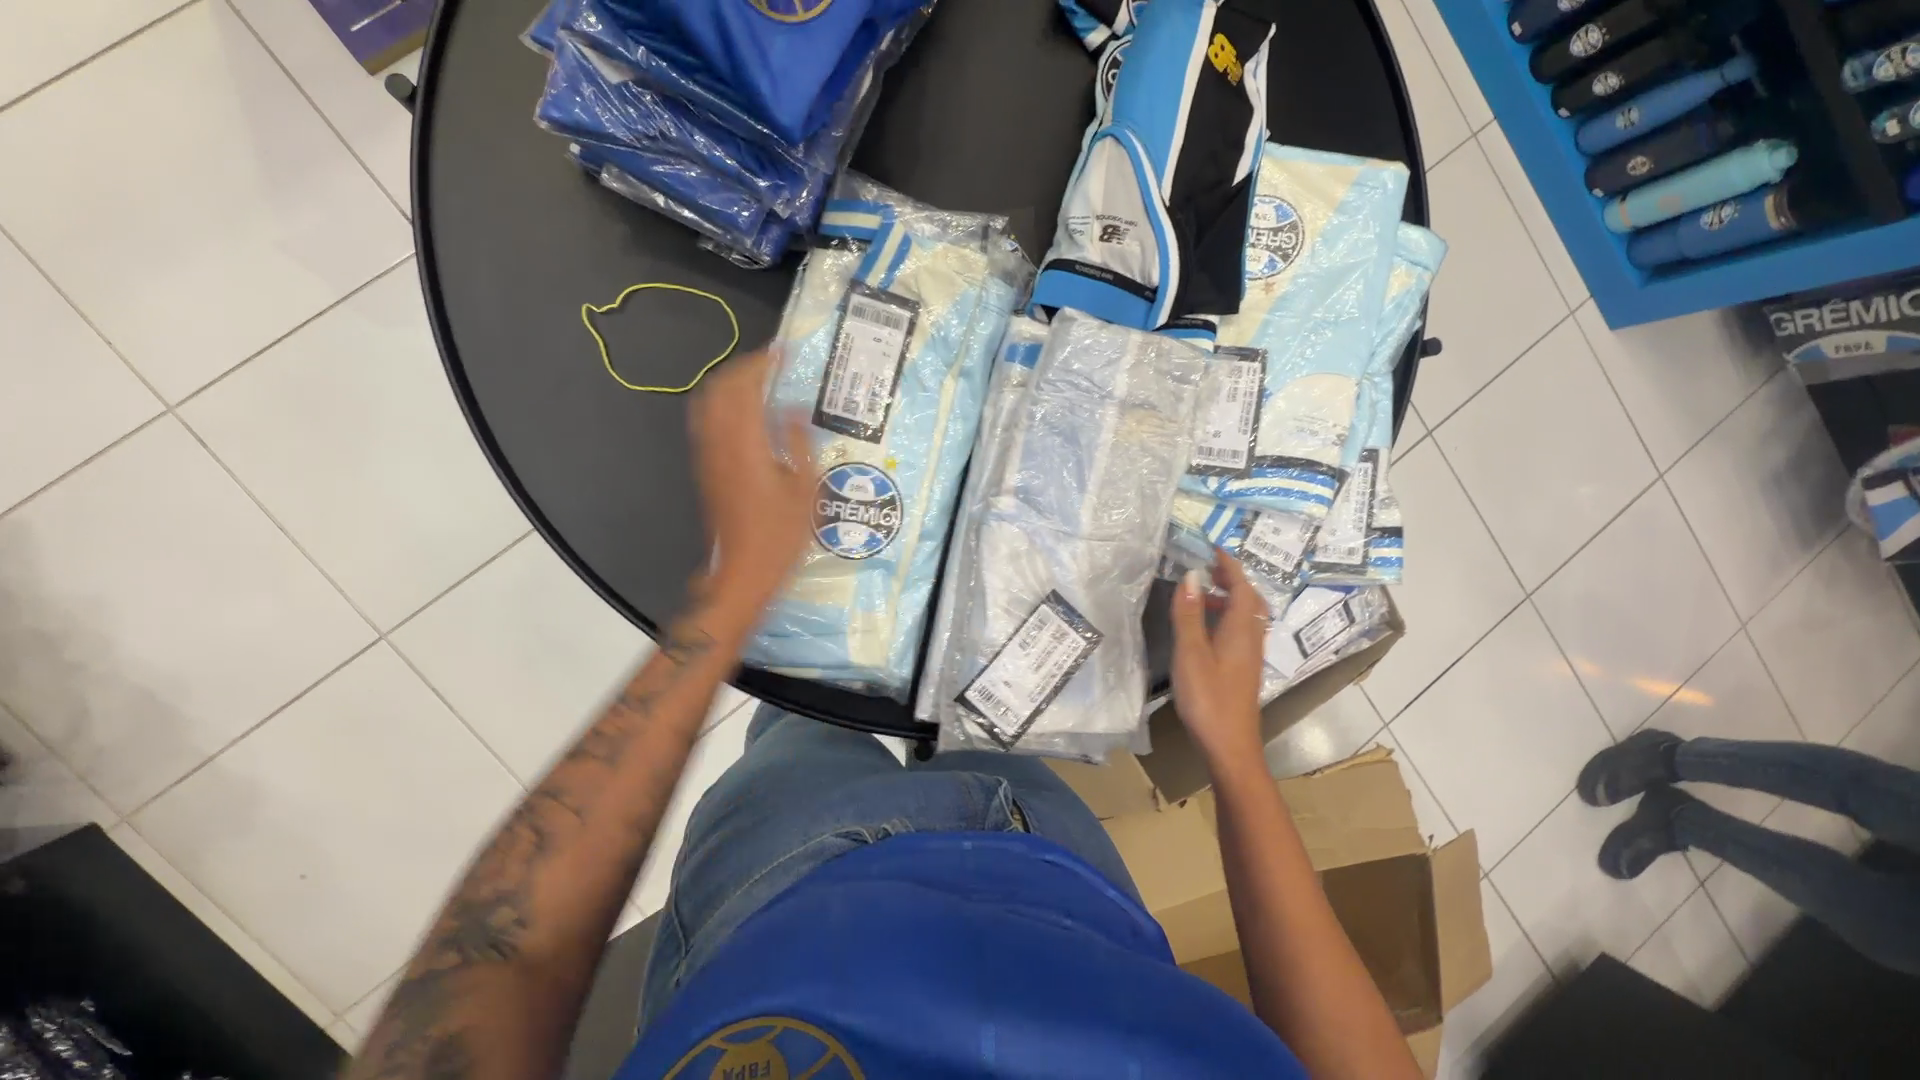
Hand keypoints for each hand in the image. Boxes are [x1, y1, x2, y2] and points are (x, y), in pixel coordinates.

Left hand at [688, 347, 813, 611]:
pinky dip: (721, 406)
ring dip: (729, 385)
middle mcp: (719, 443)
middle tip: (770, 364)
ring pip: (707, 403)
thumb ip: (798, 442)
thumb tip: (792, 409)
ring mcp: (707, 456)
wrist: (742, 572)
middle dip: (743, 368)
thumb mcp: (805, 489)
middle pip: (719, 388)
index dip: (762, 363)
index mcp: (746, 444)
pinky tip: (744, 415)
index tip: (782, 352)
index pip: (745, 386)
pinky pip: (705, 423)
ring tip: (757, 383)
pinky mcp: (705, 470)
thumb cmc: (780, 536)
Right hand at [1170, 551, 1271, 765]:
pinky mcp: (1243, 670)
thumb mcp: (1190, 654)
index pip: (1241, 587)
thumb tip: (1191, 576)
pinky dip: (1226, 619)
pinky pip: (1240, 632)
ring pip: (1246, 617)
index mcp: (1240, 630)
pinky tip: (1206, 630)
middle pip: (1250, 600)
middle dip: (1232, 580)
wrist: (1229, 746)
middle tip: (1209, 569)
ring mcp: (1250, 656)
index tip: (1213, 548)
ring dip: (1228, 599)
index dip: (1229, 565)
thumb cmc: (1208, 699)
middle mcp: (1251, 639)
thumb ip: (1189, 615)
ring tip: (1200, 596)